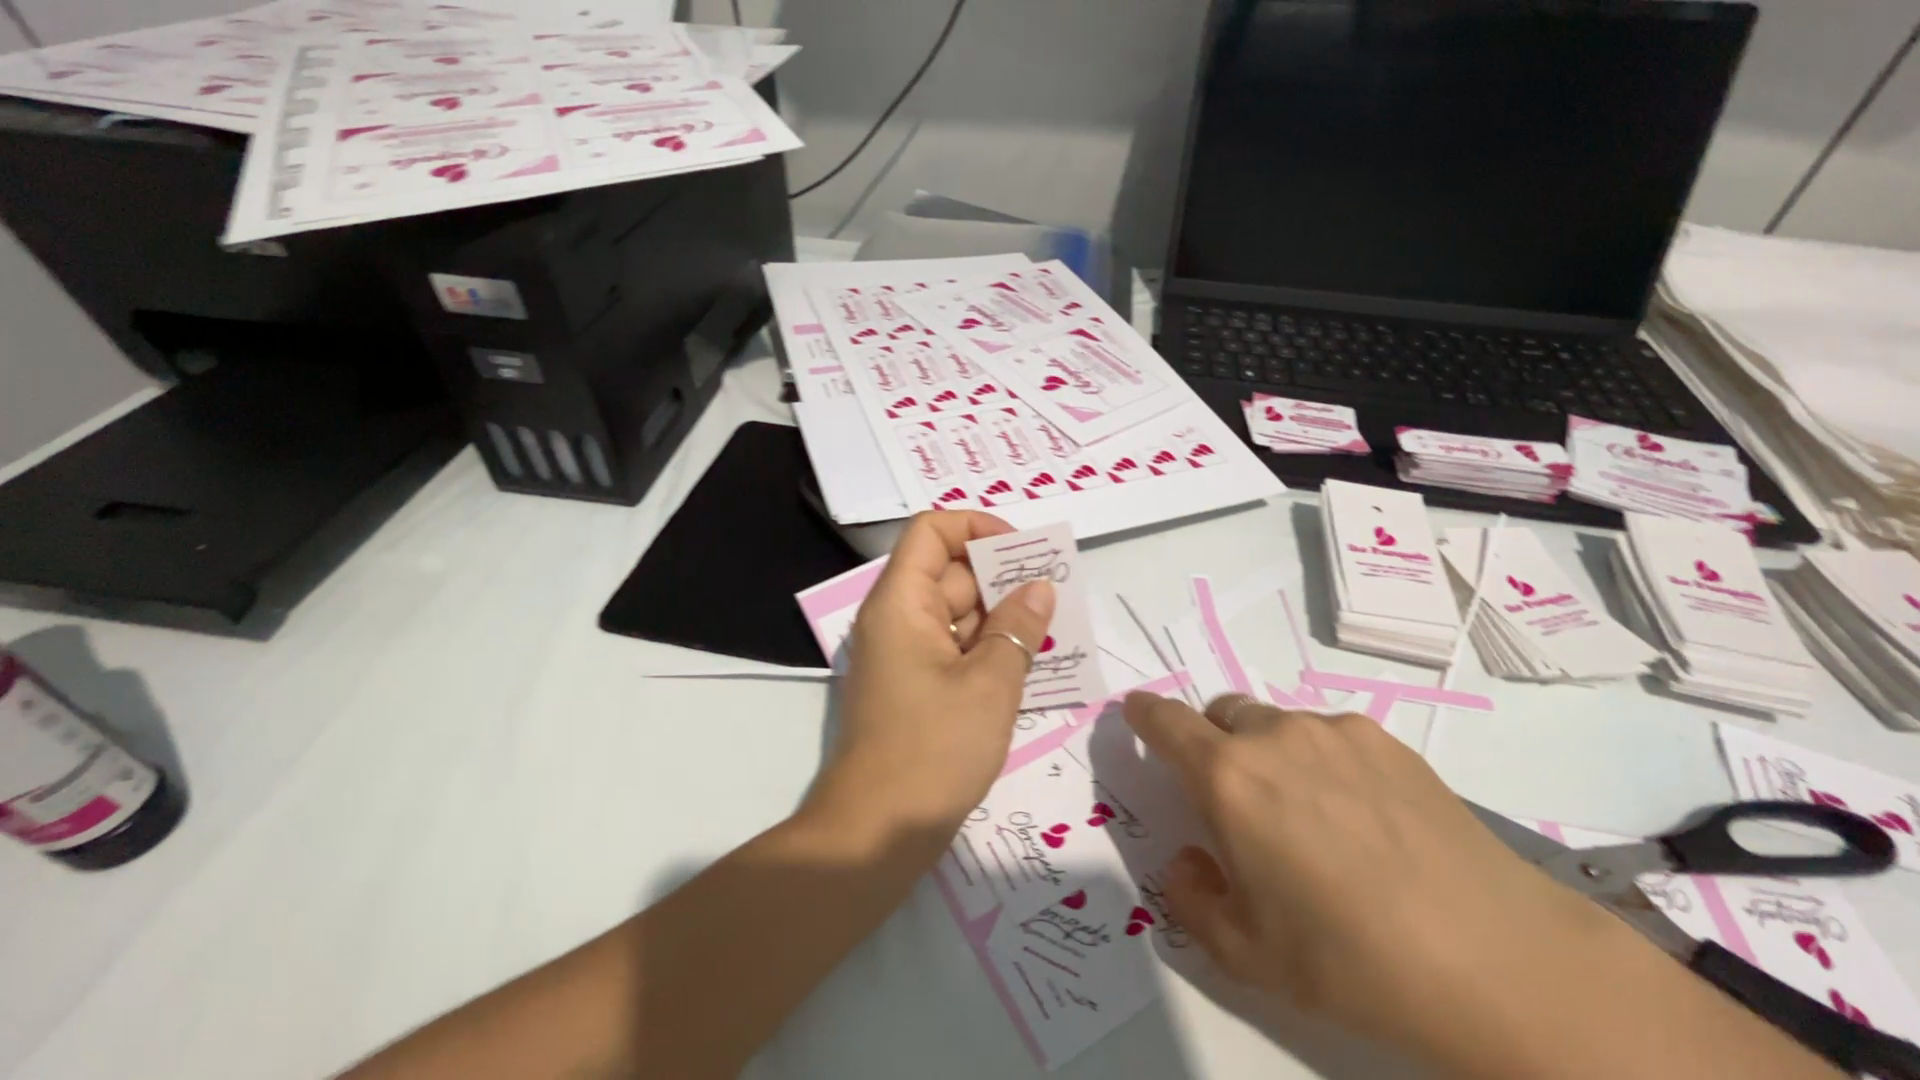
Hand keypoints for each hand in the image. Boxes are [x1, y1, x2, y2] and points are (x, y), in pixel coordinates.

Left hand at [809, 512, 1056, 834]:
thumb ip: (1018, 628)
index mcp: (901, 603)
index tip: (1025, 551)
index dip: (978, 528)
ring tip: (1058, 629)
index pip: (932, 531)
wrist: (879, 831)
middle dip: (1004, 576)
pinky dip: (991, 651)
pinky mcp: (915, 691)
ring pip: (958, 615)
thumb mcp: (990, 684)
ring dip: (1004, 617)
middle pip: (949, 572)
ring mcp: (904, 658)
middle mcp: (897, 621)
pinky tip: (1035, 665)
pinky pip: (956, 651)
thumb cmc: (934, 749)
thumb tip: (1039, 587)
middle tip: (1059, 594)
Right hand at [1123, 692, 1620, 1052]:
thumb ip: (1191, 897)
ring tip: (1305, 819)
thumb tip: (1191, 859)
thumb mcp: (1243, 952)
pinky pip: (1333, 738)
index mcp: (1228, 778)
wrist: (1493, 958)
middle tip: (1230, 801)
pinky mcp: (1393, 745)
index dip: (1144, 715)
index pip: (1166, 721)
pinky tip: (1359, 820)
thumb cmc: (1347, 959)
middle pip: (1223, 714)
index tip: (1136, 714)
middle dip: (1210, 743)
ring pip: (1279, 725)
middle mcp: (1277, 737)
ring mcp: (1340, 734)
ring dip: (1269, 754)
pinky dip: (1321, 763)